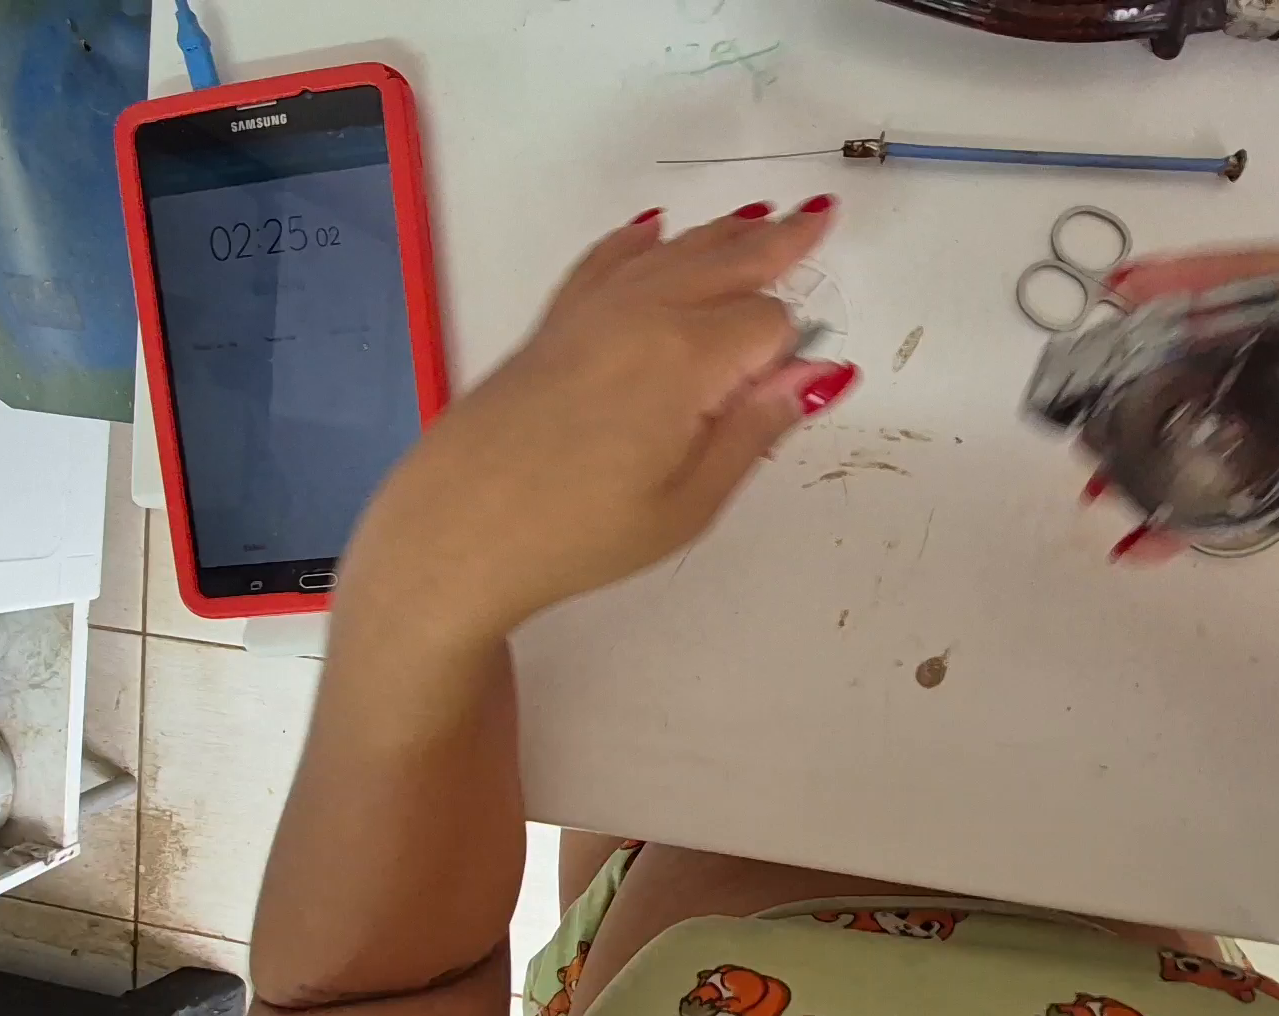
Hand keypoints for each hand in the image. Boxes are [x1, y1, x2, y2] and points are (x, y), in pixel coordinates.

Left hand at [349, 197, 858, 636]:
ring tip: (763, 217)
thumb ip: (755, 431)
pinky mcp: (551, 324)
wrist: (456, 533)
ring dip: (723, 236)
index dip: (789, 353)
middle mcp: (642, 314)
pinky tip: (652, 230)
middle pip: (726, 263)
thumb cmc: (582, 536)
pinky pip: (604, 262)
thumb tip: (821, 374)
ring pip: (672, 253)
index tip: (786, 390)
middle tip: (821, 218)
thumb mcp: (688, 505)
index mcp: (687, 359)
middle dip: (780, 245)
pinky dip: (637, 243)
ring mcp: (590, 312)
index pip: (767, 325)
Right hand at [1112, 249, 1278, 713]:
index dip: (1236, 280)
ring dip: (1160, 431)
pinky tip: (1145, 535)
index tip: (1140, 290)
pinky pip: (1233, 466)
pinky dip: (1181, 499)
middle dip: (1170, 356)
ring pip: (1236, 400)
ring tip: (1101, 472)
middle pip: (1266, 336)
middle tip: (1092, 382)